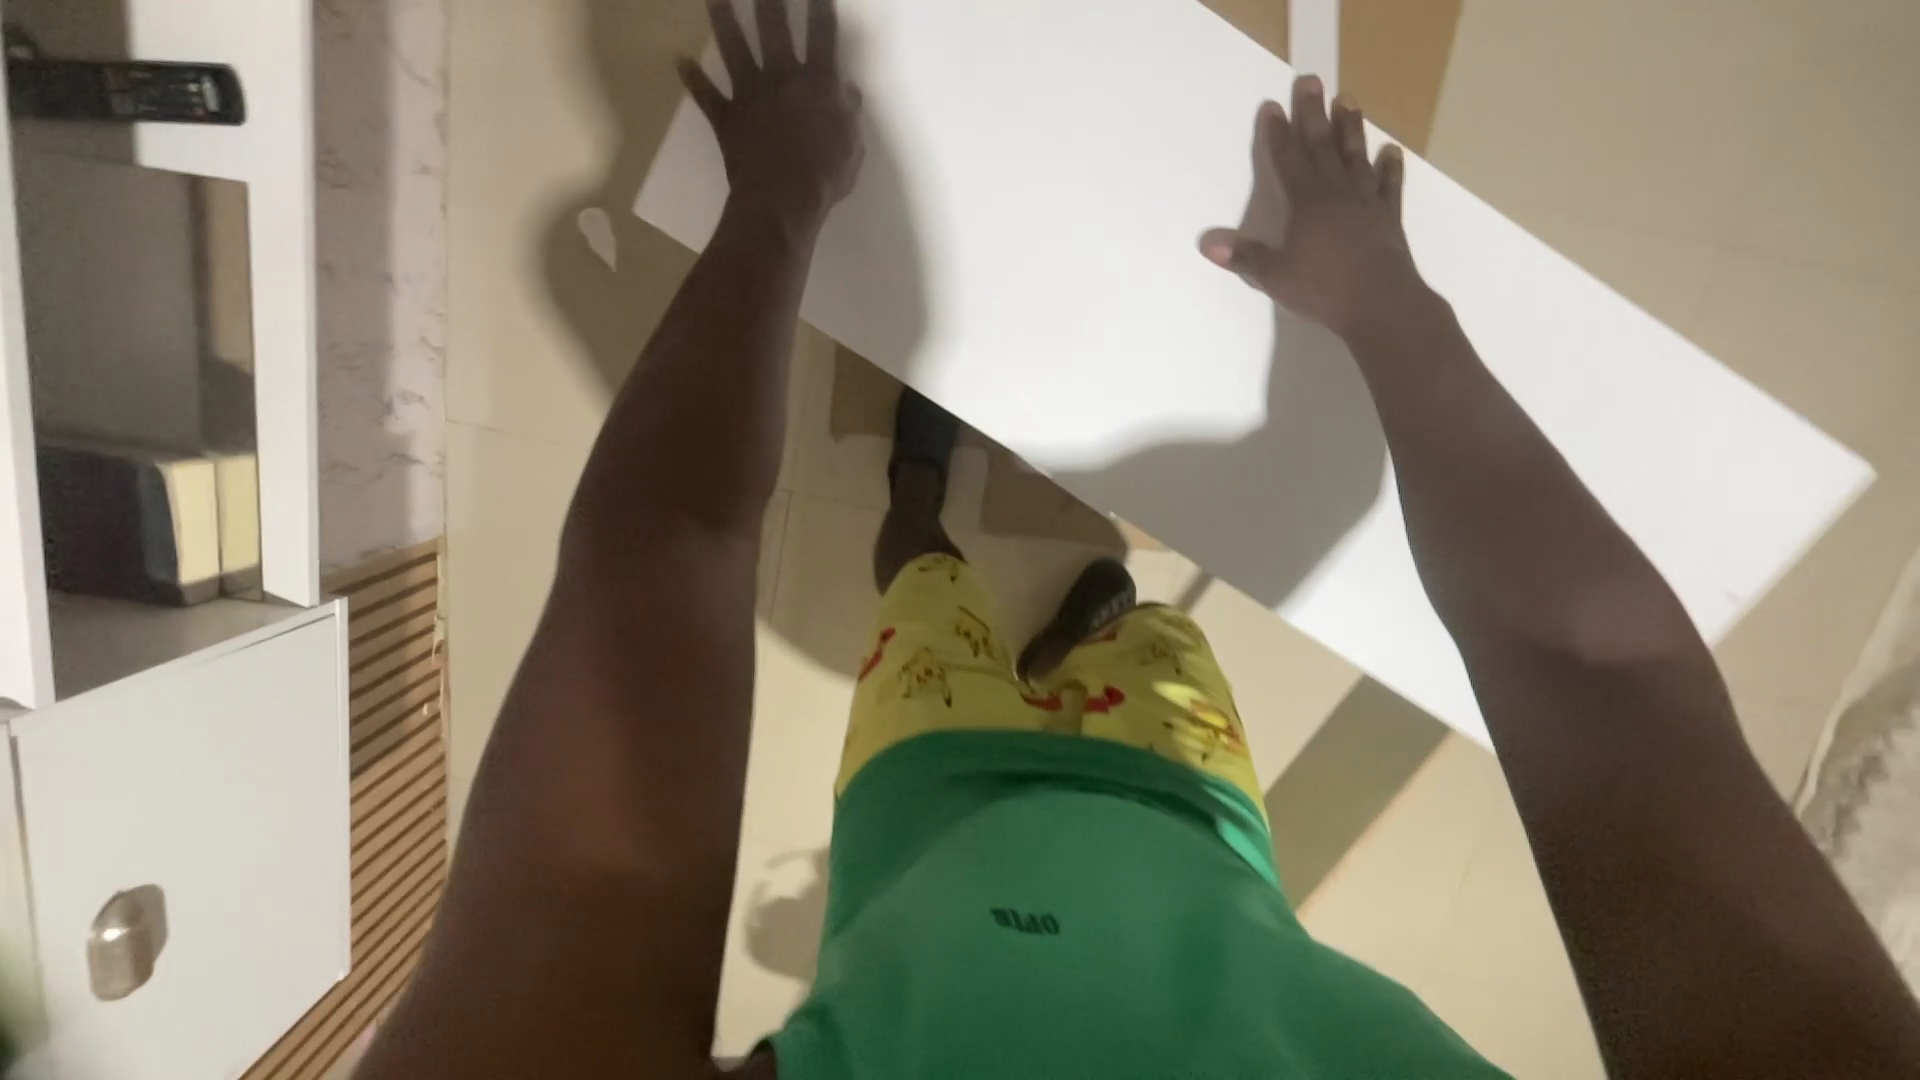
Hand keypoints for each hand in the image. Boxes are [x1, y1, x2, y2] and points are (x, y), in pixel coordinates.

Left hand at [679, 0, 864, 227]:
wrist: (783, 200)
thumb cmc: (825, 177)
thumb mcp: (852, 147)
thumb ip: (849, 115)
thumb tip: (849, 92)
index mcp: (817, 85)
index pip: (822, 36)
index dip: (820, 7)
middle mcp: (781, 78)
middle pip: (773, 26)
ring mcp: (750, 95)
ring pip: (733, 48)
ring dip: (722, 18)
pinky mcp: (727, 118)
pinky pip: (706, 96)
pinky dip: (693, 79)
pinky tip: (679, 61)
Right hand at [1200, 76, 1422, 339]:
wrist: (1381, 303)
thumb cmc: (1323, 289)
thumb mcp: (1275, 276)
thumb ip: (1243, 257)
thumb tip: (1207, 243)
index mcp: (1307, 204)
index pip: (1288, 160)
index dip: (1277, 134)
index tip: (1271, 107)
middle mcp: (1337, 193)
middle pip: (1322, 146)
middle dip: (1313, 114)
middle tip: (1310, 80)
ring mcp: (1366, 202)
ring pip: (1355, 156)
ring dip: (1350, 128)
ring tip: (1347, 100)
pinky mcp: (1388, 218)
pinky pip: (1388, 186)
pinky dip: (1388, 168)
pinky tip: (1389, 152)